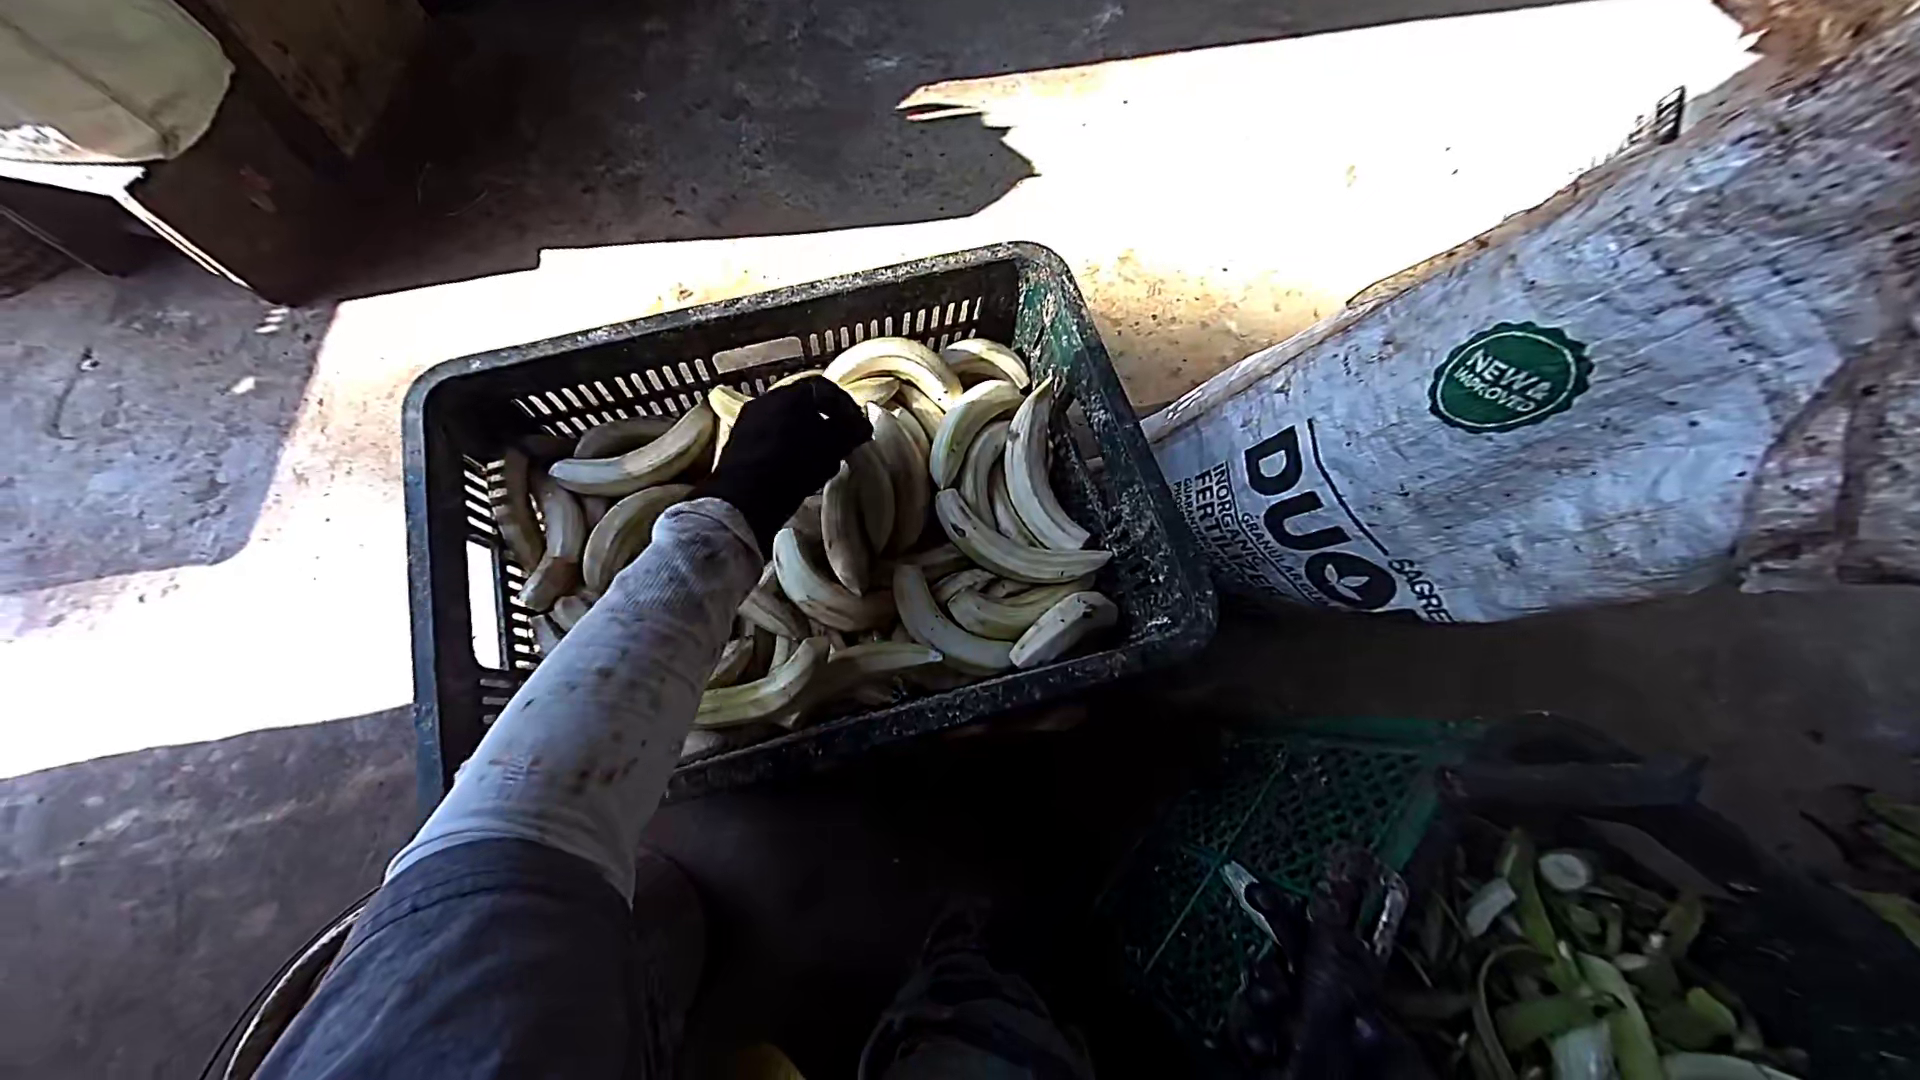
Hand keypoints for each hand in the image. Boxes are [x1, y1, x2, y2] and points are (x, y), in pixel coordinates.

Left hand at [693, 376, 870, 553]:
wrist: (744, 497)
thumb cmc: (793, 468)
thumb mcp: (830, 451)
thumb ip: (848, 434)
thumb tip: (861, 427)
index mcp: (793, 394)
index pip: (828, 391)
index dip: (847, 409)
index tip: (858, 428)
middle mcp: (768, 398)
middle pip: (805, 404)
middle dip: (826, 420)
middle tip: (841, 441)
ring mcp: (750, 417)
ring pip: (787, 419)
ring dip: (806, 433)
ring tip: (819, 456)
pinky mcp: (739, 437)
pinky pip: (772, 433)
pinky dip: (788, 443)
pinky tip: (795, 464)